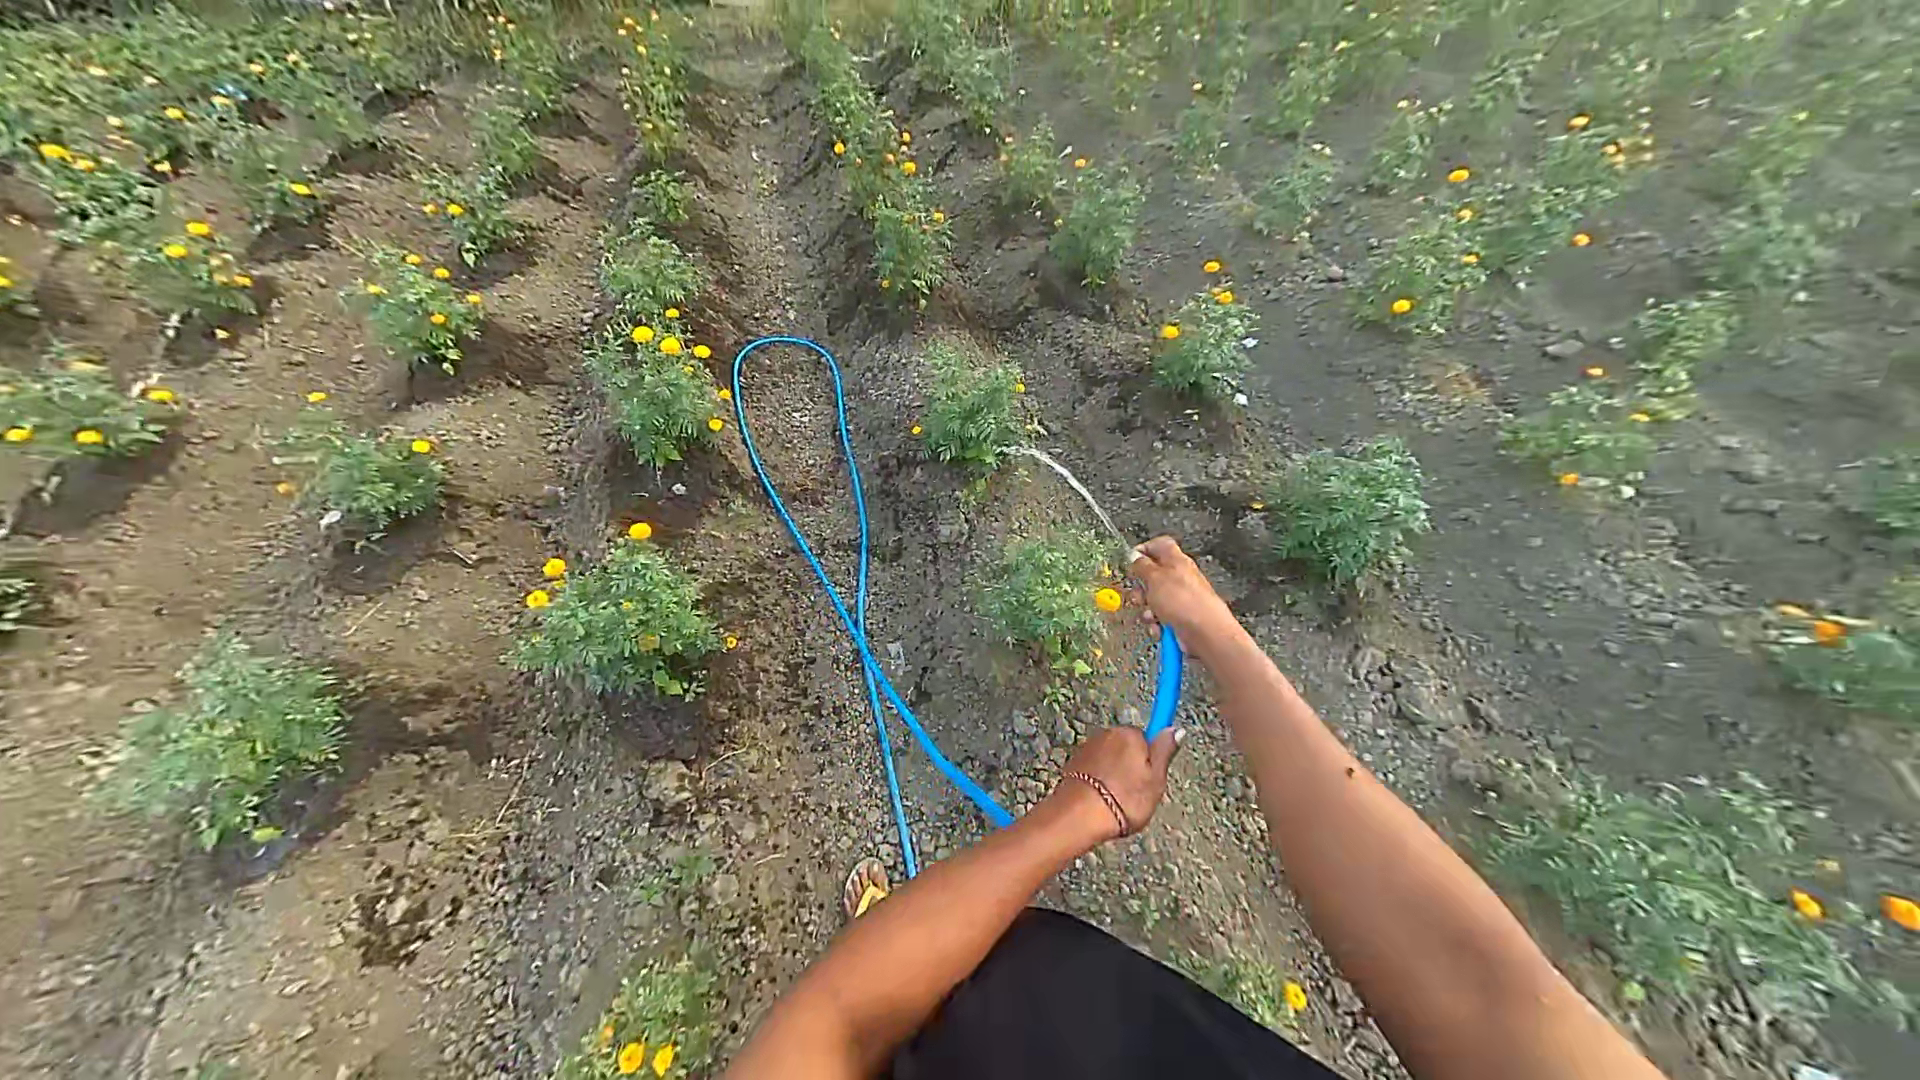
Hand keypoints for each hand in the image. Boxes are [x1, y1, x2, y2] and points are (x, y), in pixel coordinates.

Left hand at [1054, 726, 1183, 840]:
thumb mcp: (1156, 779)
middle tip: (1139, 793)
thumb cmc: (1122, 799)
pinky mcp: (1075, 763)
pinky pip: (1096, 770)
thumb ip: (1165, 751)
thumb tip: (1176, 729)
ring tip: (1119, 801)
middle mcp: (1106, 734)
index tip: (1152, 777)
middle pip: (1128, 748)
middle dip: (1134, 768)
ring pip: (1111, 760)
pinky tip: (1103, 800)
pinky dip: (1100, 782)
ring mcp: (1088, 748)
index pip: (1148, 738)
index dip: (1152, 760)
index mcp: (1129, 733)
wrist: (1080, 814)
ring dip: (1116, 776)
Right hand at [1128, 536, 1244, 657]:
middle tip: (1139, 596)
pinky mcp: (1180, 619)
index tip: (1131, 562)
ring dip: (1147, 610)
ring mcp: (1180, 600)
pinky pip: (1159, 618)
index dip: (1144, 551)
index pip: (1159, 546)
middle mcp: (1179, 578)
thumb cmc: (1185, 603)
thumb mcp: (1155, 578)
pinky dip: (1156, 625)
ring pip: (1153, 601)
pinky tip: (1160, 628)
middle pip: (1152, 577)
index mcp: (1176, 561)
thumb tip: (1134, 557)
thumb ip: (1141, 565)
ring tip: (1152, 616)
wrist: (1206, 634)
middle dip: (1140, 589)